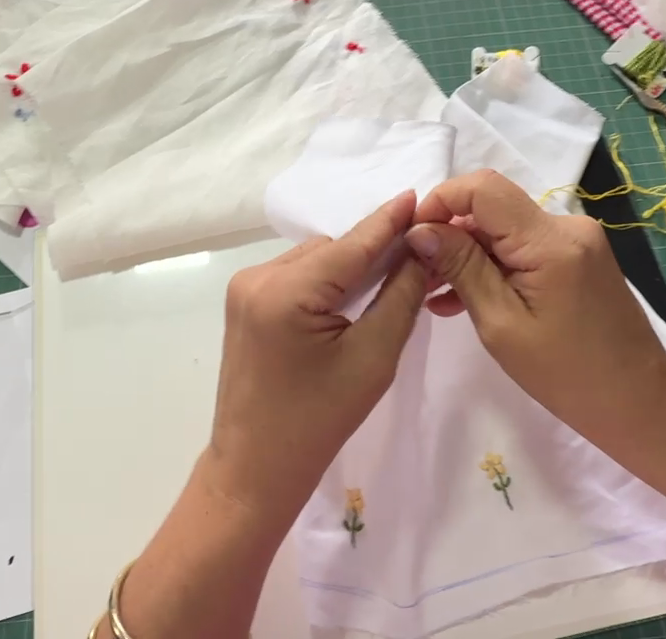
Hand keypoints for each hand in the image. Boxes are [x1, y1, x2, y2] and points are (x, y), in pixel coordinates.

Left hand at [205, 192, 429, 516]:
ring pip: (312, 260)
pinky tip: (346, 298)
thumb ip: (400, 297)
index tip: (417, 195)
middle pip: (330, 250)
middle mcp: (258, 277)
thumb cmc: (319, 423)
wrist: (255, 469)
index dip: (387, 221)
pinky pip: (294, 275)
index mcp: (285, 292)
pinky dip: (323, 280)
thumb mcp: (372, 359)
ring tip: (385, 281)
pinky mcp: (242, 302)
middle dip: (371, 252)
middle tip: (415, 256)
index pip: (350, 246)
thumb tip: (422, 250)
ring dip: (346, 267)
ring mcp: (244, 288)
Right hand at [406, 171, 665, 485]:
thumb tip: (419, 230)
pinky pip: (521, 245)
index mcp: (551, 240)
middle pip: (491, 206)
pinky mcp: (576, 255)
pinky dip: (491, 264)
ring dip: (466, 252)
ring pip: (502, 227)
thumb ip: (461, 268)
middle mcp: (566, 225)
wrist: (641, 404)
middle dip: (448, 231)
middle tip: (417, 273)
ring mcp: (574, 239)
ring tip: (434, 291)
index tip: (413, 238)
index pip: (483, 187)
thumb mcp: (501, 324)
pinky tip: (462, 296)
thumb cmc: (568, 376)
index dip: (440, 201)